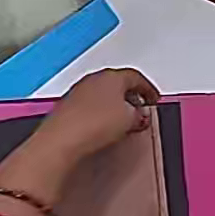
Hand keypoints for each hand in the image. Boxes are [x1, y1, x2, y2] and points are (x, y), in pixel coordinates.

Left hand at [27, 67, 160, 167]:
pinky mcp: (66, 107)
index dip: (148, 88)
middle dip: (130, 96)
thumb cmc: (91, 124)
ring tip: (120, 123)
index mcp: (112, 75)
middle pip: (117, 83)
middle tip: (139, 110)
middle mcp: (94, 79)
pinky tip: (100, 128)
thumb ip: (139, 114)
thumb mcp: (130, 119)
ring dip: (113, 105)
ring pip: (102, 94)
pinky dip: (98, 114)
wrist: (61, 139)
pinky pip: (89, 106)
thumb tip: (138, 114)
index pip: (136, 76)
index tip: (153, 98)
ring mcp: (78, 91)